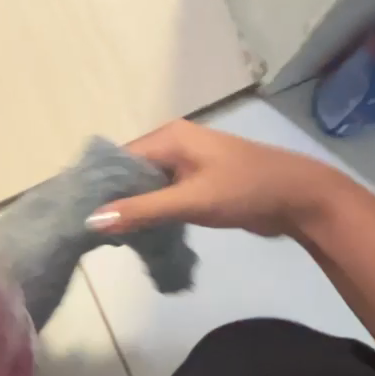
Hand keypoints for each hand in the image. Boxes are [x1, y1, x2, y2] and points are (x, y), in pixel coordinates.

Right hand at [86, 120, 351, 237]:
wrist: (298, 197)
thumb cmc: (244, 190)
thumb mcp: (189, 201)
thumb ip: (142, 210)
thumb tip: (92, 220)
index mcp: (169, 137)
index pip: (118, 159)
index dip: (97, 185)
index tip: (76, 214)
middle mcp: (174, 145)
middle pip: (129, 172)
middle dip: (111, 200)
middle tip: (89, 232)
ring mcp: (187, 165)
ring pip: (145, 187)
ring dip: (131, 209)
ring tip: (109, 238)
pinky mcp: (197, 184)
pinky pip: (162, 197)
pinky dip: (150, 213)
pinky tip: (139, 234)